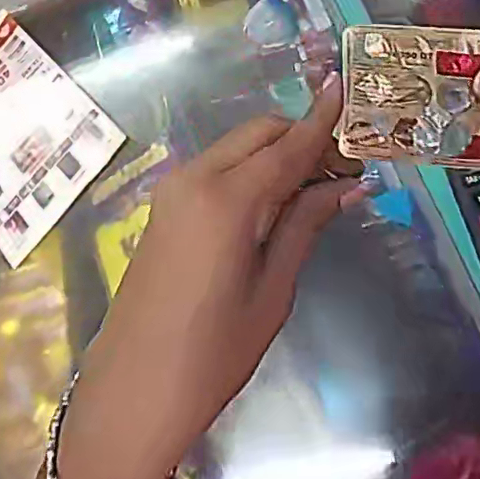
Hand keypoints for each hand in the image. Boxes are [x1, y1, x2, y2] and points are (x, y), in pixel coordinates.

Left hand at [57, 81, 360, 478]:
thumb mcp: (272, 291)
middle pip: (257, 134)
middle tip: (344, 168)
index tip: (345, 88)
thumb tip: (346, 184)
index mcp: (225, 198)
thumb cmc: (213, 353)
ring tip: (318, 184)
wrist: (133, 389)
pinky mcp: (165, 206)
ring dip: (276, 153)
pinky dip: (250, 170)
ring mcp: (173, 190)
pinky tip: (277, 198)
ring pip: (236, 148)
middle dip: (301, 137)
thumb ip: (305, 224)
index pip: (286, 146)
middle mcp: (194, 178)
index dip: (320, 120)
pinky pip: (216, 170)